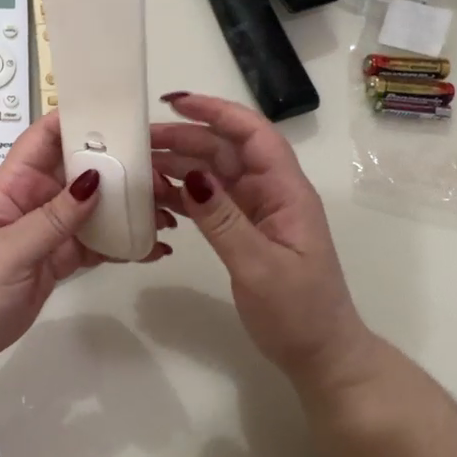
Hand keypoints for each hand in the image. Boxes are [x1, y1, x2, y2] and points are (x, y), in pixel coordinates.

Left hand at [0, 113, 175, 363]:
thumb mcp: (10, 250)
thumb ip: (53, 218)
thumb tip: (94, 180)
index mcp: (11, 185)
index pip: (44, 139)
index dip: (76, 119)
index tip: (118, 109)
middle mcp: (33, 199)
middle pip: (79, 169)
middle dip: (118, 165)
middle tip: (163, 168)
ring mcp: (49, 229)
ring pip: (94, 207)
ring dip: (127, 206)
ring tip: (169, 209)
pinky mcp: (60, 258)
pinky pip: (96, 242)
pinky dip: (123, 243)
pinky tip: (152, 246)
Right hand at [153, 92, 369, 377]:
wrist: (321, 355)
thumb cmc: (300, 312)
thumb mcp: (260, 267)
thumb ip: (223, 220)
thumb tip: (191, 175)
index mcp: (286, 192)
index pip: (252, 135)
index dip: (216, 111)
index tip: (173, 102)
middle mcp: (270, 193)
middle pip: (224, 151)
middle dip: (183, 138)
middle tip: (136, 141)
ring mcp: (255, 212)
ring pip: (212, 174)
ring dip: (177, 166)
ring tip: (136, 167)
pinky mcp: (242, 231)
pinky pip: (208, 201)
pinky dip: (181, 196)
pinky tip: (153, 198)